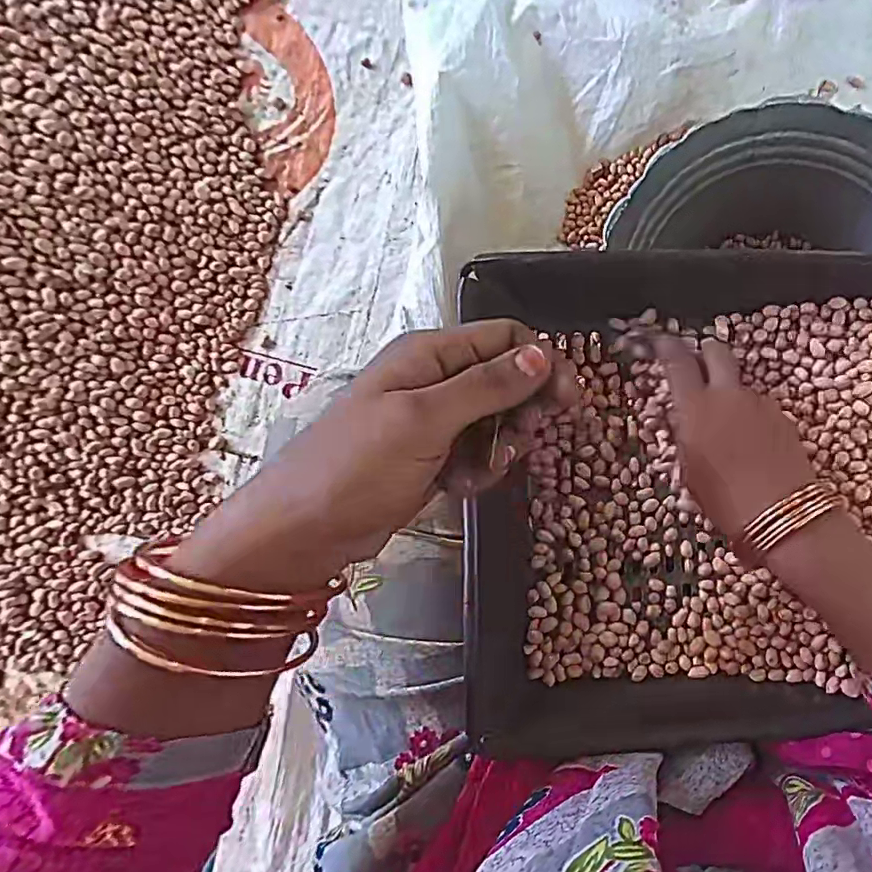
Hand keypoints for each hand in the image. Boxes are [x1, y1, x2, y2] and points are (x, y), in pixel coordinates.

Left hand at [174, 320, 578, 591]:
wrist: (306, 532)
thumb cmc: (356, 466)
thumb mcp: (425, 419)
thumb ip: (487, 386)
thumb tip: (542, 356)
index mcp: (431, 354)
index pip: (508, 339)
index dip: (542, 364)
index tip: (566, 401)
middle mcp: (438, 379)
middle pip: (511, 380)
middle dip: (523, 412)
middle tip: (521, 440)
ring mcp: (439, 419)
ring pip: (502, 421)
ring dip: (502, 448)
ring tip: (476, 470)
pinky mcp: (440, 454)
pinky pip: (484, 452)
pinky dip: (482, 470)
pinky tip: (459, 485)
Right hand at [655, 336, 816, 550]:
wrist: (783, 515)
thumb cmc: (726, 502)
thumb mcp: (690, 472)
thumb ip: (687, 436)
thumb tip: (685, 419)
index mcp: (696, 408)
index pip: (678, 361)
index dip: (667, 348)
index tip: (663, 344)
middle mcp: (728, 396)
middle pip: (716, 352)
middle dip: (705, 354)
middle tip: (698, 368)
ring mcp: (759, 403)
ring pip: (740, 383)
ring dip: (730, 393)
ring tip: (727, 426)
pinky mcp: (782, 416)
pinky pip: (759, 405)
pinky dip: (751, 415)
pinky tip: (751, 442)